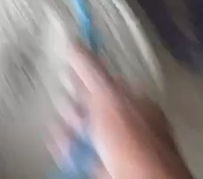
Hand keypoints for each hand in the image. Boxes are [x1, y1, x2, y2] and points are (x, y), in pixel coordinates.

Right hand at [54, 44, 191, 178]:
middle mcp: (128, 122)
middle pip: (87, 103)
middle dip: (73, 107)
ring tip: (70, 135)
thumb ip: (90, 68)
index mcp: (137, 102)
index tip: (70, 80)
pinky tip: (65, 145)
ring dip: (67, 127)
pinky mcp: (102, 162)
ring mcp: (116, 145)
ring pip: (78, 126)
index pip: (103, 80)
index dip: (83, 79)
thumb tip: (73, 39)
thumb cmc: (132, 142)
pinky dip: (66, 145)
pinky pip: (75, 147)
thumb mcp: (109, 97)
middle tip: (76, 116)